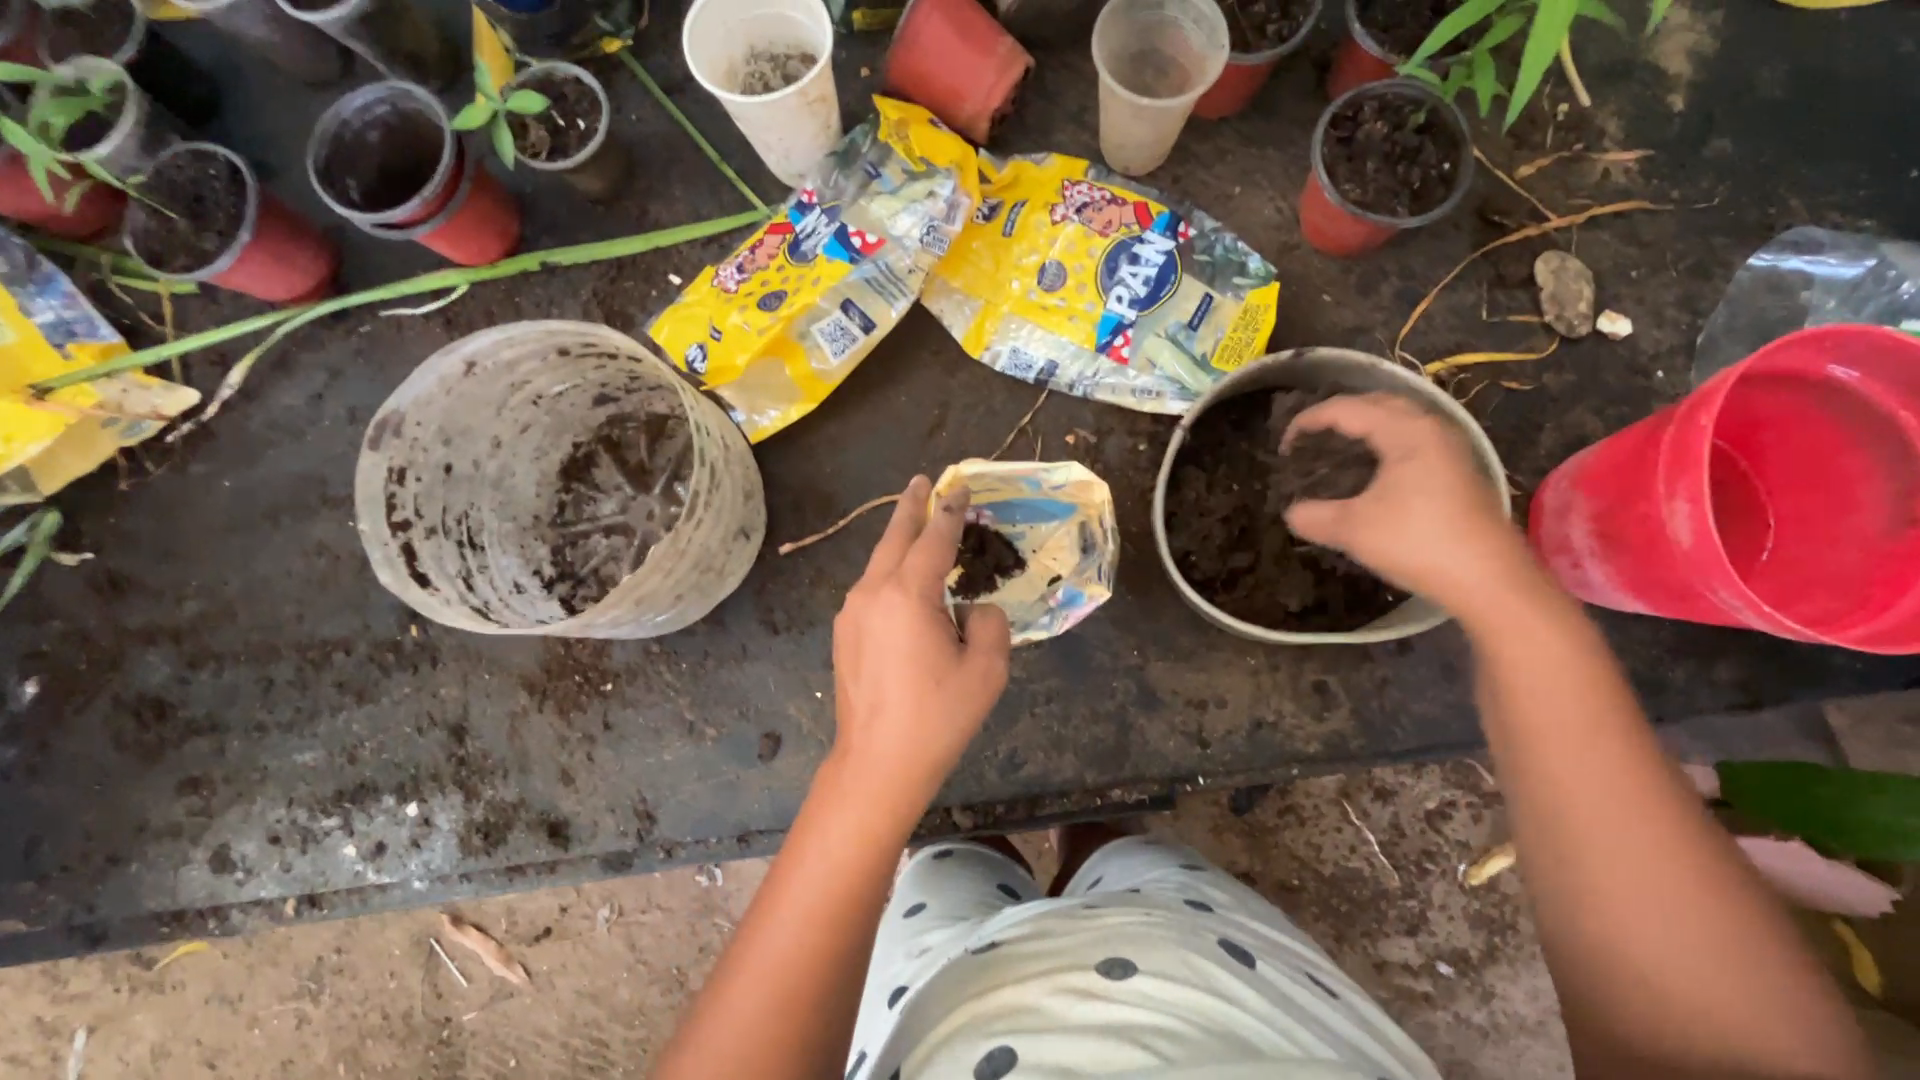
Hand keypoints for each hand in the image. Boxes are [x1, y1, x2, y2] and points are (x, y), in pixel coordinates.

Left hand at [828, 476, 1011, 813]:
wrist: (878, 762)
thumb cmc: (938, 717)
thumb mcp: (986, 669)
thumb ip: (988, 622)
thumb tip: (970, 608)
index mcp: (908, 594)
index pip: (934, 539)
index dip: (950, 512)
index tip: (959, 488)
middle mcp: (872, 593)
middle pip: (895, 537)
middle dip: (911, 507)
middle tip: (923, 481)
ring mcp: (851, 613)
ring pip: (879, 563)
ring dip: (899, 541)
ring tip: (917, 526)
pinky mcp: (844, 634)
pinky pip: (871, 589)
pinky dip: (890, 573)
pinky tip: (905, 582)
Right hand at [1282, 393, 1532, 613]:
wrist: (1488, 578)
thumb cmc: (1418, 542)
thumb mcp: (1354, 530)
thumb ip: (1314, 516)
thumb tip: (1291, 513)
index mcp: (1406, 432)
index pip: (1348, 409)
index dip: (1309, 421)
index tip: (1284, 446)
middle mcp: (1431, 430)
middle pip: (1378, 404)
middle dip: (1339, 415)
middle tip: (1309, 438)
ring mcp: (1449, 450)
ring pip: (1399, 422)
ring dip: (1365, 427)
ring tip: (1335, 450)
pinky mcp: (1457, 472)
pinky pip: (1412, 441)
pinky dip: (1384, 444)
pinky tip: (1371, 471)